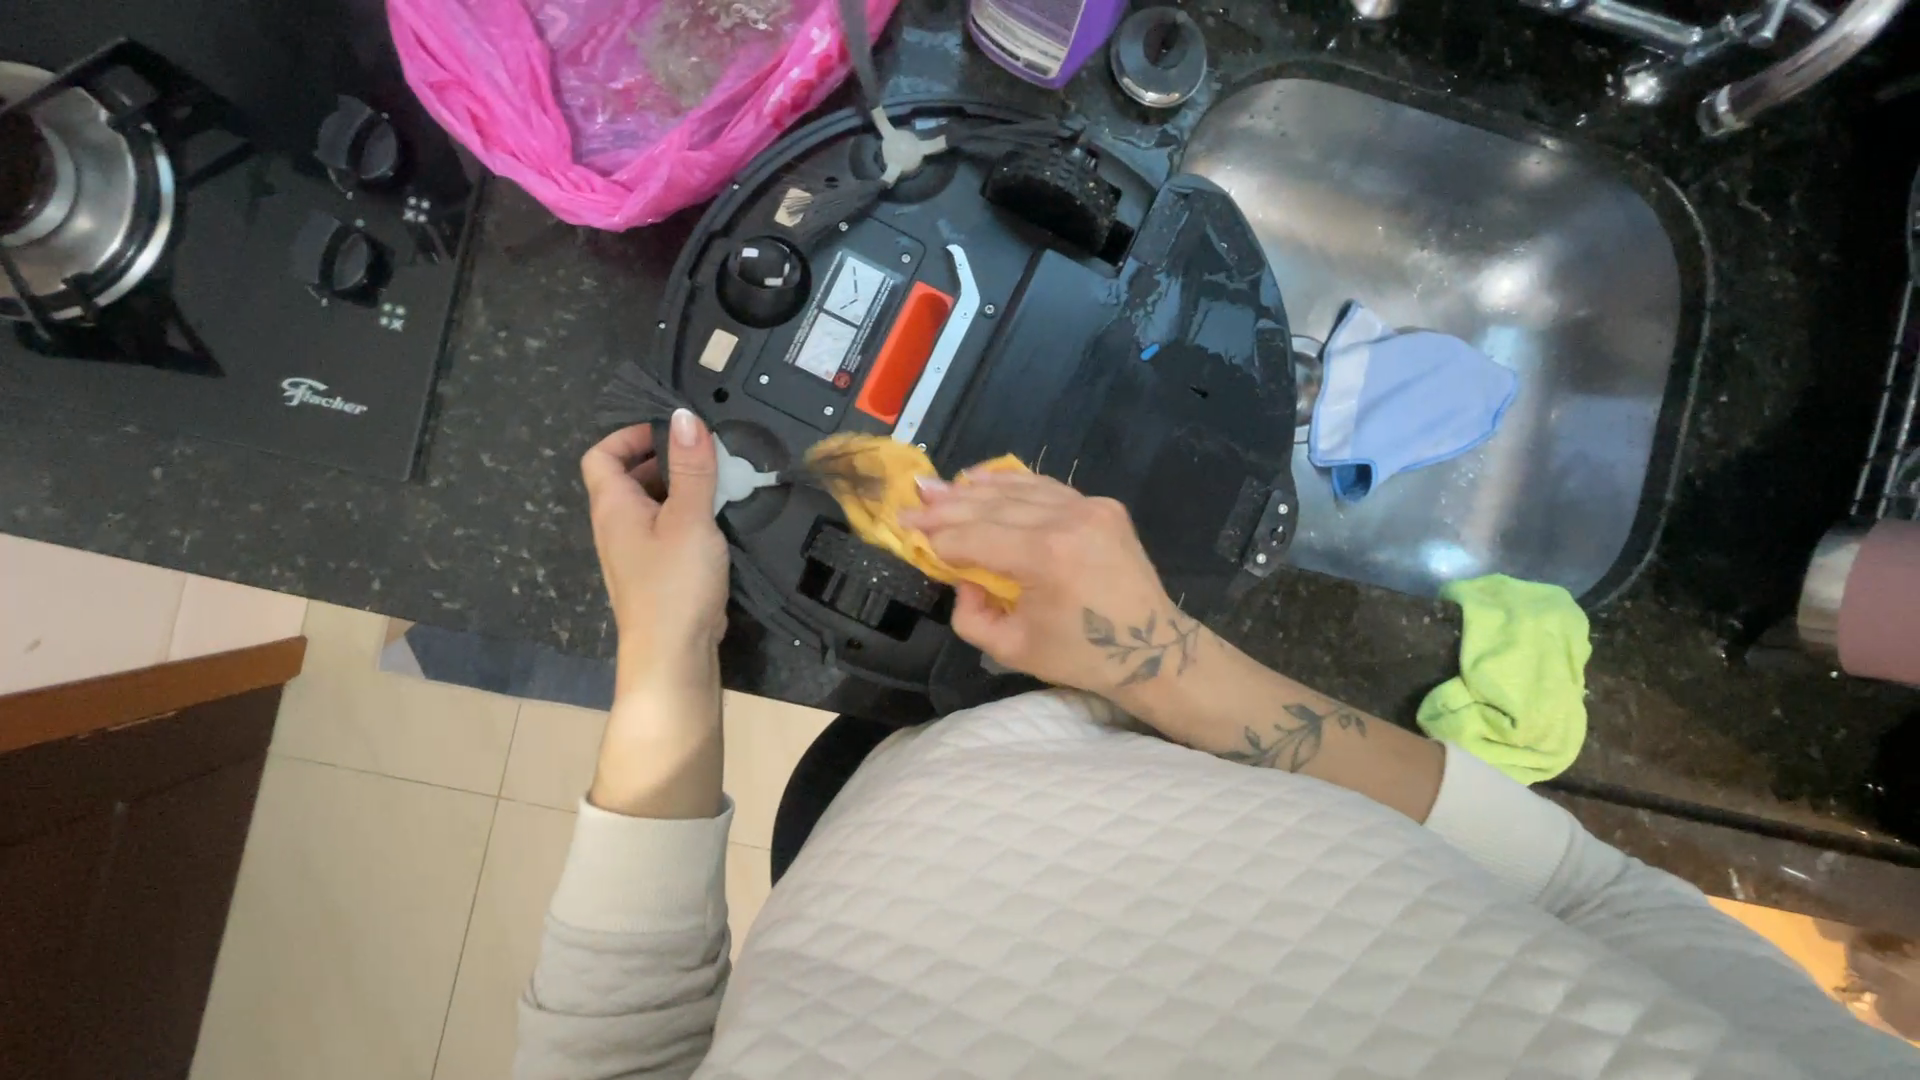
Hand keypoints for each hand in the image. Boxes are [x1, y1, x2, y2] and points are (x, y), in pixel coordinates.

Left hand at [582, 411, 729, 673]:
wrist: (672, 654)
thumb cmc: (675, 582)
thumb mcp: (690, 518)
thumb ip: (692, 468)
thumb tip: (684, 417)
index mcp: (613, 507)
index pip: (601, 455)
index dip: (629, 436)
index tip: (671, 433)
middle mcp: (616, 527)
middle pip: (628, 478)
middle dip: (666, 461)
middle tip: (707, 457)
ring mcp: (635, 554)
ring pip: (653, 507)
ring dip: (682, 492)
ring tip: (720, 486)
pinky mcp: (657, 574)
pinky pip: (667, 532)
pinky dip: (690, 520)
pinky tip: (720, 525)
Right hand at [902, 471, 1194, 697]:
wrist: (1152, 649)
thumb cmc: (1081, 656)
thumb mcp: (1012, 649)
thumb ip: (970, 616)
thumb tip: (961, 578)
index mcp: (1045, 557)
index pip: (974, 537)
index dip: (937, 536)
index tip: (906, 530)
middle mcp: (1067, 520)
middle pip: (991, 506)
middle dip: (947, 507)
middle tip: (912, 503)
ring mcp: (1089, 507)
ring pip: (1017, 489)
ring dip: (975, 489)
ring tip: (939, 488)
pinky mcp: (1103, 505)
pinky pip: (1046, 488)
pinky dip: (1012, 484)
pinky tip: (984, 481)